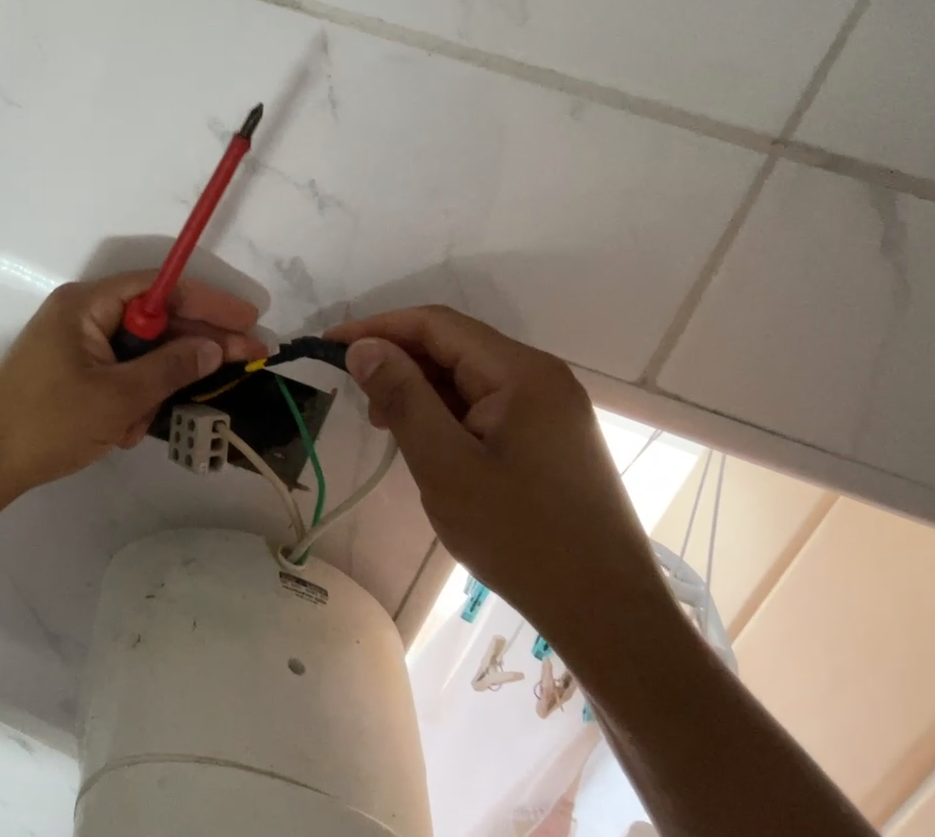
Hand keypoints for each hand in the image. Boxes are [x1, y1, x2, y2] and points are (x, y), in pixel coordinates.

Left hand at [0, 271, 266, 495]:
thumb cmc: (47, 423)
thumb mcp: (118, 396)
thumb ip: (171, 368)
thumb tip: (215, 347)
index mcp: (87, 304)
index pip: (160, 288)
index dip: (208, 302)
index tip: (249, 320)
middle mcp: (83, 315)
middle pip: (155, 321)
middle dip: (189, 350)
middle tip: (243, 362)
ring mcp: (76, 346)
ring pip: (140, 355)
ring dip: (151, 389)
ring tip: (138, 423)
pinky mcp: (73, 374)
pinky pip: (119, 377)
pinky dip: (129, 402)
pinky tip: (121, 431)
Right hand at [325, 308, 670, 648]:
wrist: (605, 609)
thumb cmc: (519, 536)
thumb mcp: (445, 465)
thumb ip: (403, 398)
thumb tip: (363, 347)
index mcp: (521, 373)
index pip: (437, 325)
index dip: (378, 327)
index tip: (328, 346)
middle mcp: (541, 377)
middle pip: (455, 345)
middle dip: (399, 359)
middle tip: (353, 394)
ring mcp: (551, 408)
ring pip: (470, 376)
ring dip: (421, 388)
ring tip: (385, 425)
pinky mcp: (551, 436)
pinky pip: (487, 404)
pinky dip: (447, 412)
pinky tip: (427, 442)